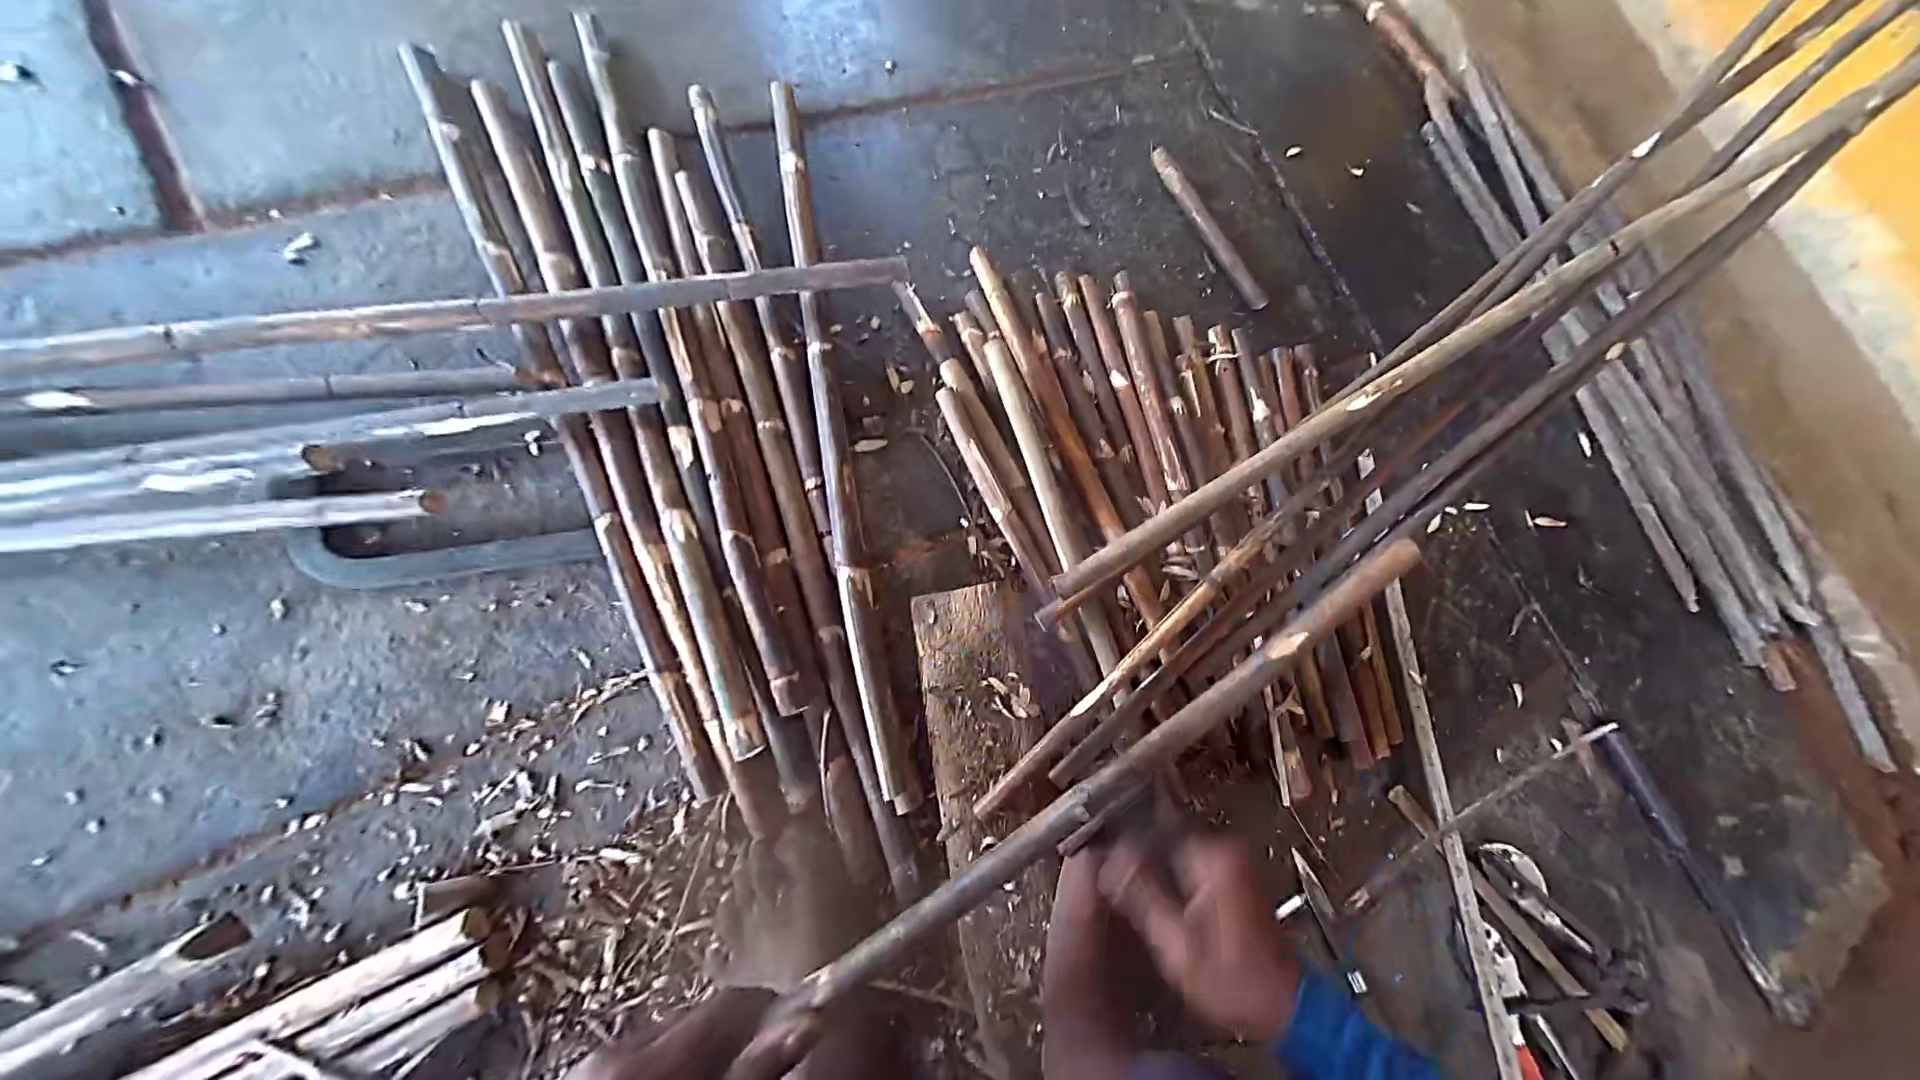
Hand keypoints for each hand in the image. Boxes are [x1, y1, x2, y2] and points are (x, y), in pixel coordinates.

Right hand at [1097, 835, 1299, 1041]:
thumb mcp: (1175, 943)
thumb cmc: (1241, 983)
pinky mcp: (1237, 874)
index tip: (1108, 861)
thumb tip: (1108, 865)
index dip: (1124, 849)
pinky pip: (1190, 862)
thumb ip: (1139, 896)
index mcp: (1214, 857)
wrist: (1285, 1007)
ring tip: (1139, 892)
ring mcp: (1235, 861)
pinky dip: (1173, 876)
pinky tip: (1164, 900)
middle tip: (1118, 878)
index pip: (1152, 829)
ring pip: (1174, 850)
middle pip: (1163, 837)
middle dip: (1140, 859)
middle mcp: (1228, 851)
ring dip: (1155, 868)